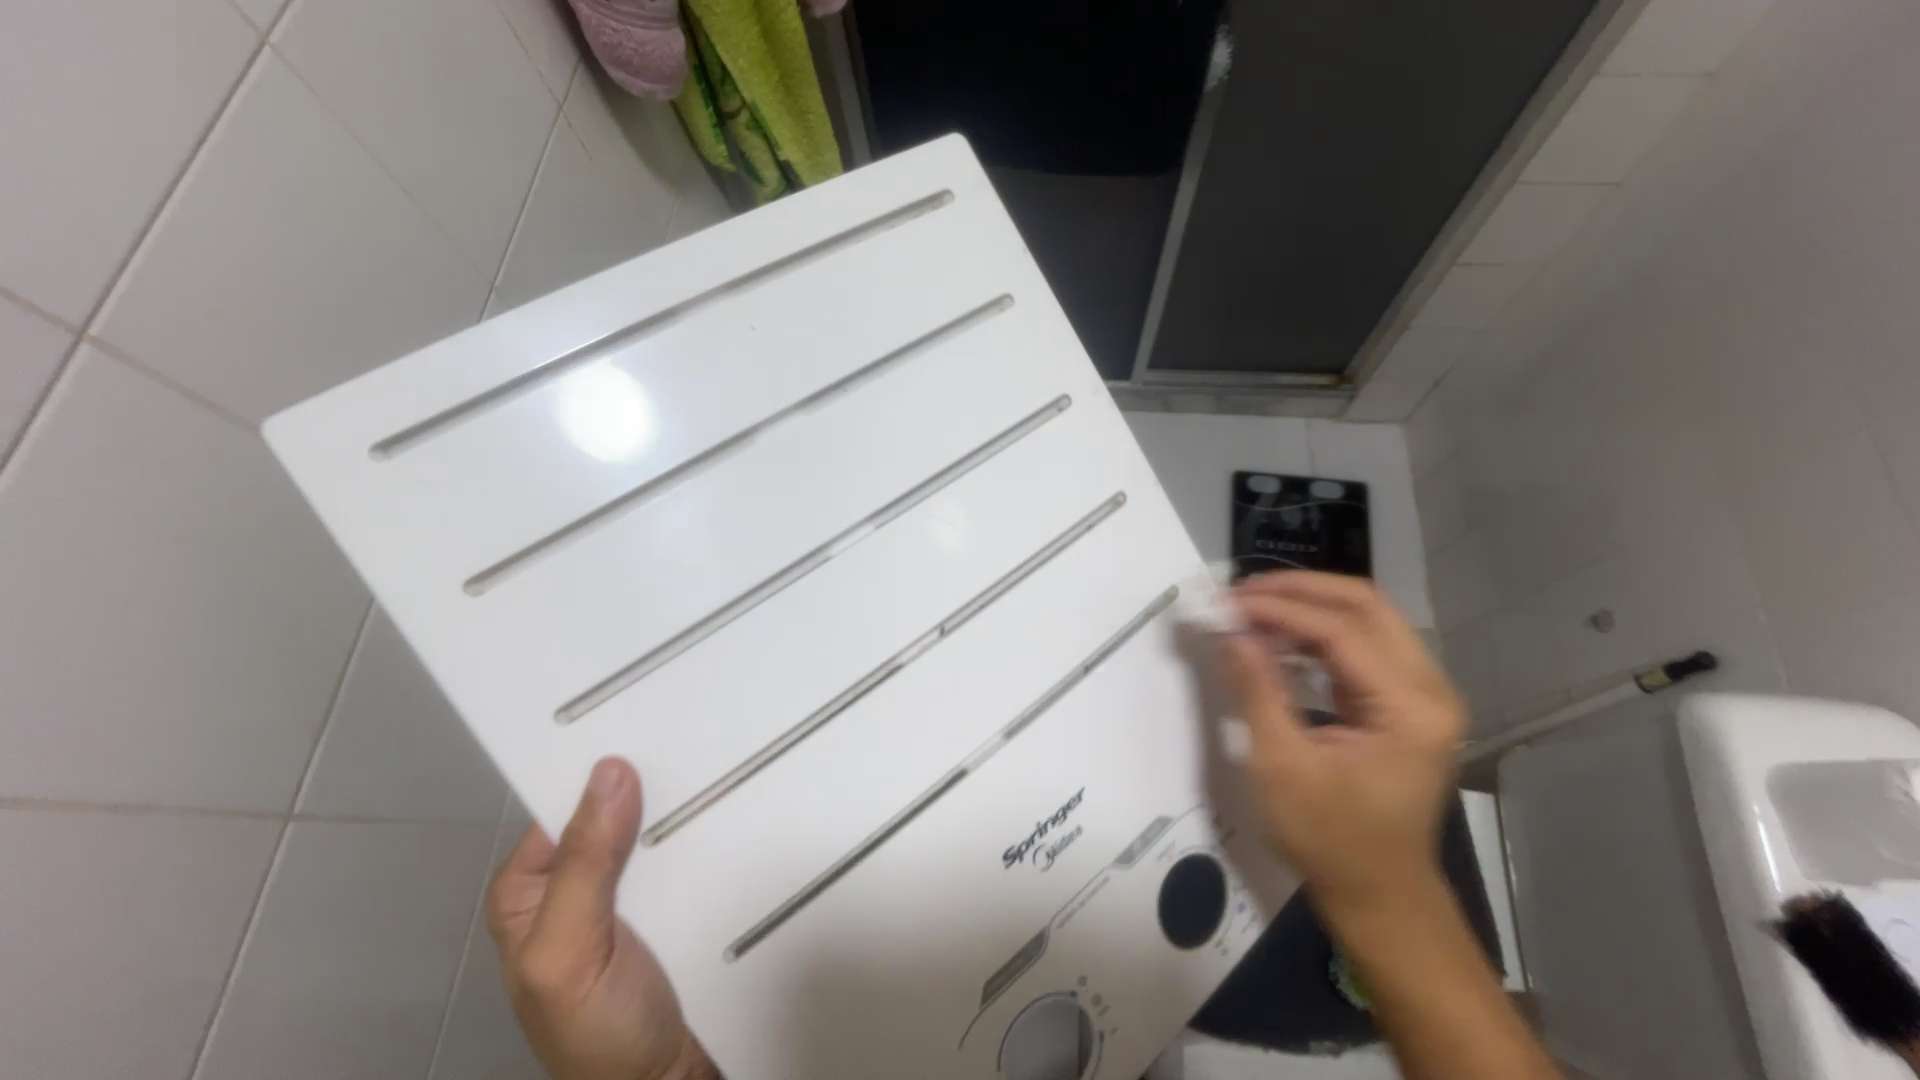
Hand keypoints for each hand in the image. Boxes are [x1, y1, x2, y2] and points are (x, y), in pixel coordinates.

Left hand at [488, 757, 716, 1079]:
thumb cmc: (597, 1036)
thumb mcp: (566, 955)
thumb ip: (583, 867)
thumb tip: (610, 771)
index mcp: (531, 888)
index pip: (559, 805)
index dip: (596, 763)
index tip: (642, 720)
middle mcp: (579, 881)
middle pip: (616, 810)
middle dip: (654, 778)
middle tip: (701, 730)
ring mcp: (632, 892)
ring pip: (659, 830)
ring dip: (691, 804)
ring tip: (731, 756)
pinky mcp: (677, 903)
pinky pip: (692, 855)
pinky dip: (712, 835)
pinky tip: (740, 807)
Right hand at [1217, 572, 1464, 913]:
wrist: (1377, 895)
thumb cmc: (1330, 840)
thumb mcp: (1282, 766)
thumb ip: (1258, 690)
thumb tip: (1229, 631)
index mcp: (1411, 708)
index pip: (1342, 630)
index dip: (1281, 609)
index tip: (1227, 602)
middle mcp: (1429, 690)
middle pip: (1366, 607)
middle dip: (1299, 591)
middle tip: (1240, 594)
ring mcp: (1421, 695)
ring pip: (1366, 620)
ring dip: (1307, 608)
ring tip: (1251, 610)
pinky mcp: (1403, 704)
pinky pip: (1362, 648)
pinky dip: (1317, 634)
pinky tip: (1277, 638)